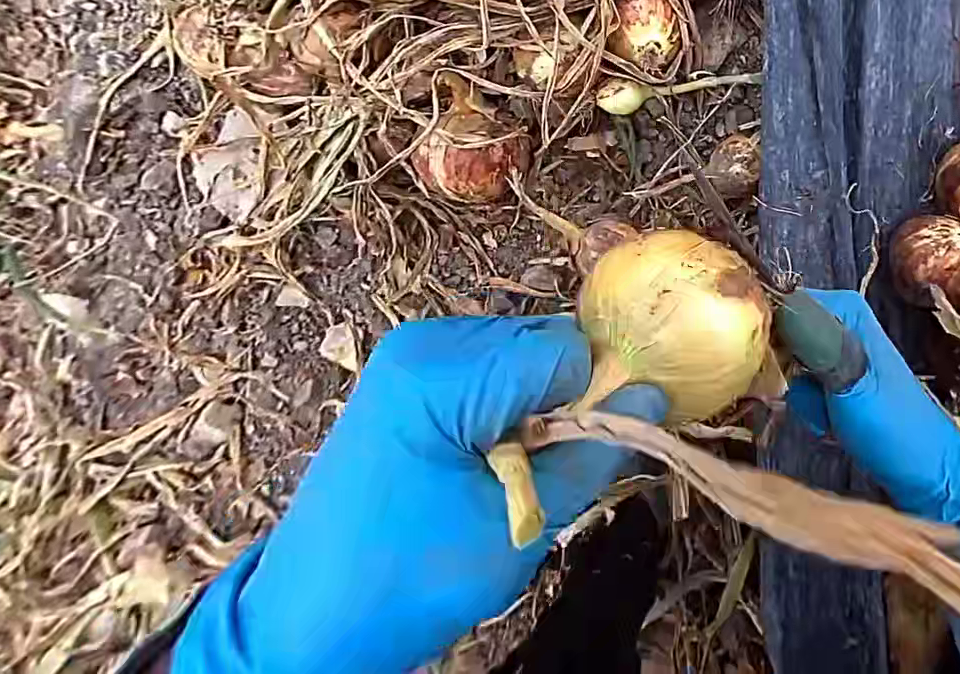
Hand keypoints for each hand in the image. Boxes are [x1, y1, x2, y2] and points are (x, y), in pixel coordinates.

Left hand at [168, 316, 666, 673]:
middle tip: (530, 462)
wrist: (305, 621)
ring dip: (537, 396)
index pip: (564, 350)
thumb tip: (654, 394)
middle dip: (561, 396)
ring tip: (502, 457)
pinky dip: (511, 393)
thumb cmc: (408, 582)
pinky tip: (481, 441)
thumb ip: (595, 451)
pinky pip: (500, 357)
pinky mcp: (415, 360)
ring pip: (529, 346)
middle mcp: (429, 339)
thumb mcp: (519, 528)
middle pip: (547, 341)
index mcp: (441, 374)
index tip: (564, 453)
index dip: (585, 400)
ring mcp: (417, 344)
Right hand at [782, 289, 959, 526]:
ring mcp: (838, 353)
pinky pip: (800, 386)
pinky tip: (829, 425)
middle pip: (781, 333)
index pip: (781, 302)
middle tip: (803, 398)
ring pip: (786, 363)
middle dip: (782, 368)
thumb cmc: (894, 427)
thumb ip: (816, 341)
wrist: (930, 476)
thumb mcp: (852, 381)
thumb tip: (777, 305)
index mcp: (845, 309)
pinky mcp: (836, 381)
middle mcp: (840, 322)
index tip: (767, 366)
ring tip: (825, 418)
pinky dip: (808, 408)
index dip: (767, 333)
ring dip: (798, 395)